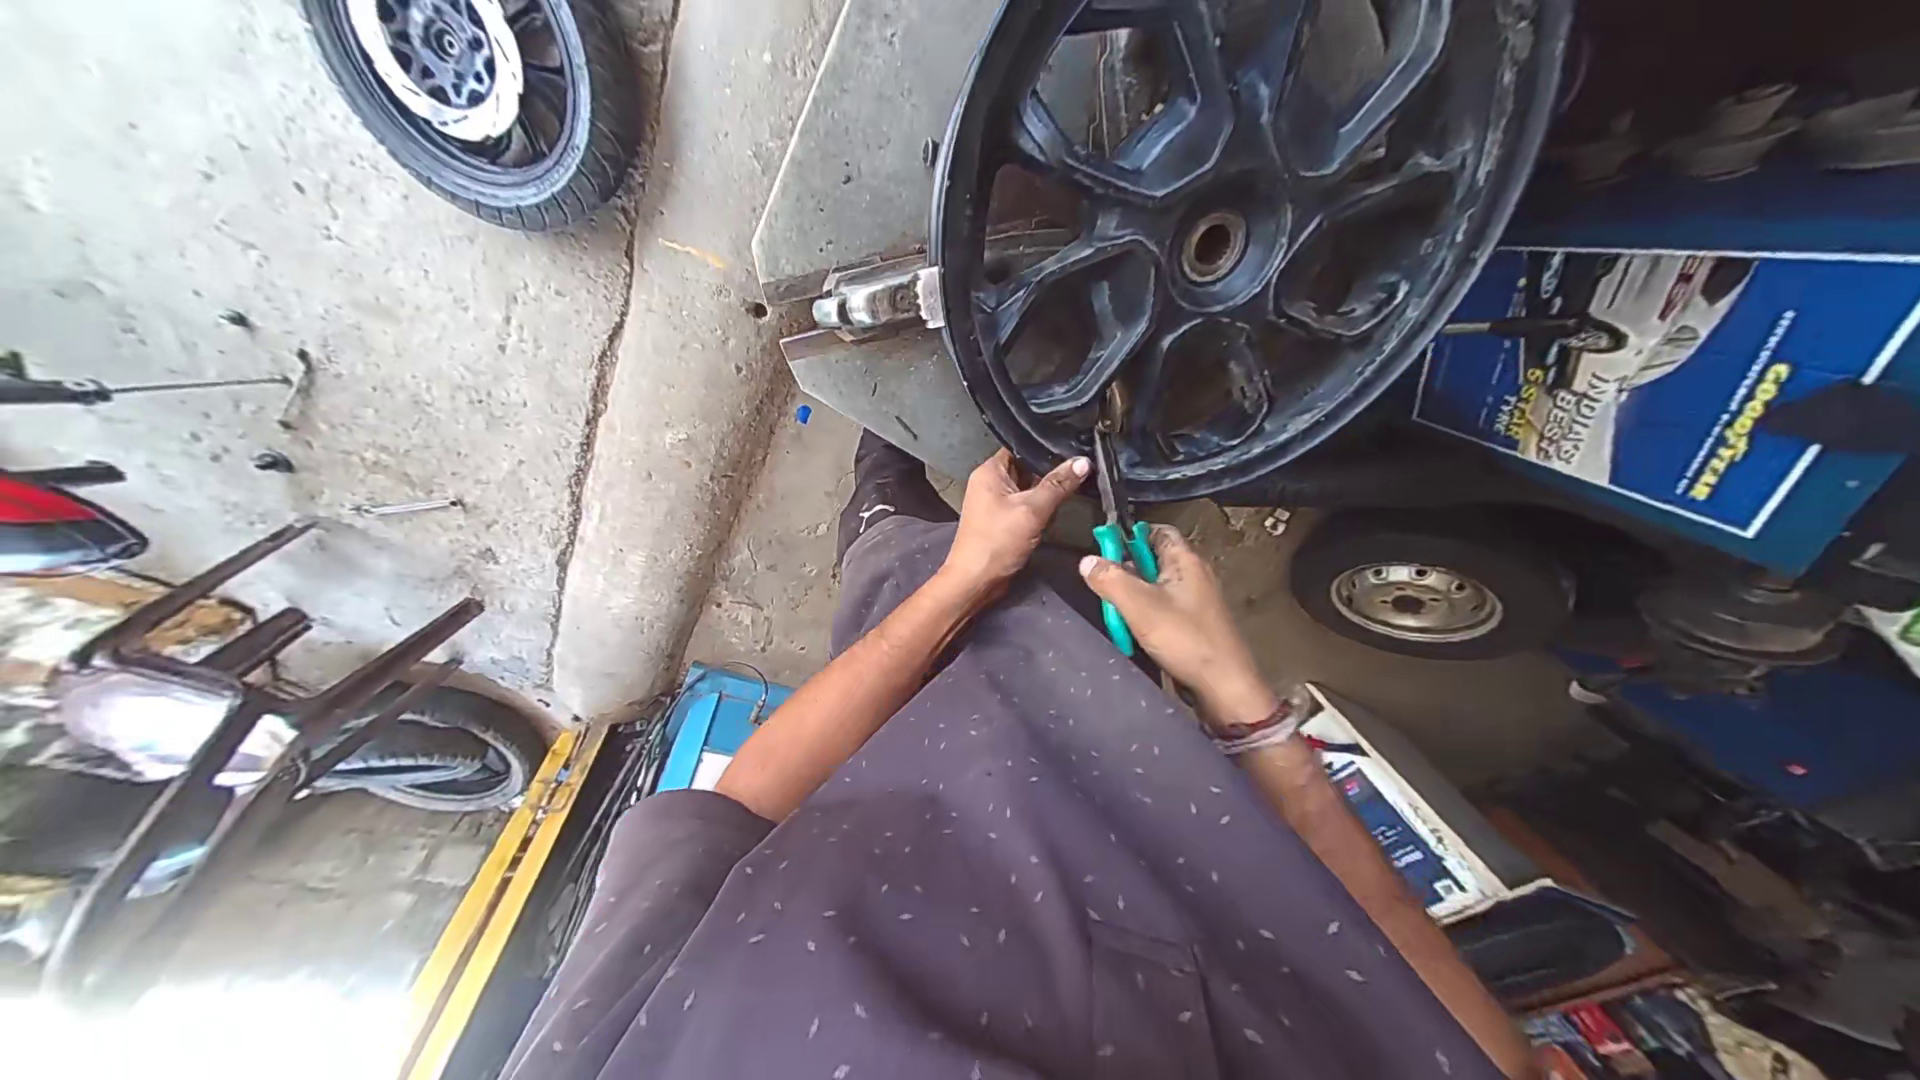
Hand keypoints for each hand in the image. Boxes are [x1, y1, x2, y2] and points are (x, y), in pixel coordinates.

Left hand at [941, 449, 1089, 591]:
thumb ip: (1058, 485)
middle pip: (1027, 466)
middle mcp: (990, 482)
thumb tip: (1083, 462)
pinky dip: (1040, 508)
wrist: (976, 581)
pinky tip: (1058, 508)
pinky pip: (1026, 505)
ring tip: (1074, 486)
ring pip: (1029, 487)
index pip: (1020, 446)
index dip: (1045, 446)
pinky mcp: (1003, 519)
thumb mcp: (1032, 510)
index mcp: (989, 471)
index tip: (1073, 446)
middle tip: (1080, 469)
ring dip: (1047, 492)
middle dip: (1050, 471)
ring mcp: (996, 502)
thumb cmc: (997, 542)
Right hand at [1079, 525, 1277, 730]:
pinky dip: (1142, 618)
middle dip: (1124, 573)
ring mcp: (1192, 602)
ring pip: (1151, 588)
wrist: (1223, 688)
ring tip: (1118, 615)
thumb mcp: (1139, 606)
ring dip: (1131, 599)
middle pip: (1149, 561)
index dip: (1128, 535)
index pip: (1155, 531)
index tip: (1103, 549)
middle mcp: (1192, 576)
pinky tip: (1133, 633)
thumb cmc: (1188, 641)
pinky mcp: (1190, 625)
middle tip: (1106, 587)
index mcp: (1185, 561)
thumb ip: (1110, 579)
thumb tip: (1087, 562)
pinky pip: (1158, 611)